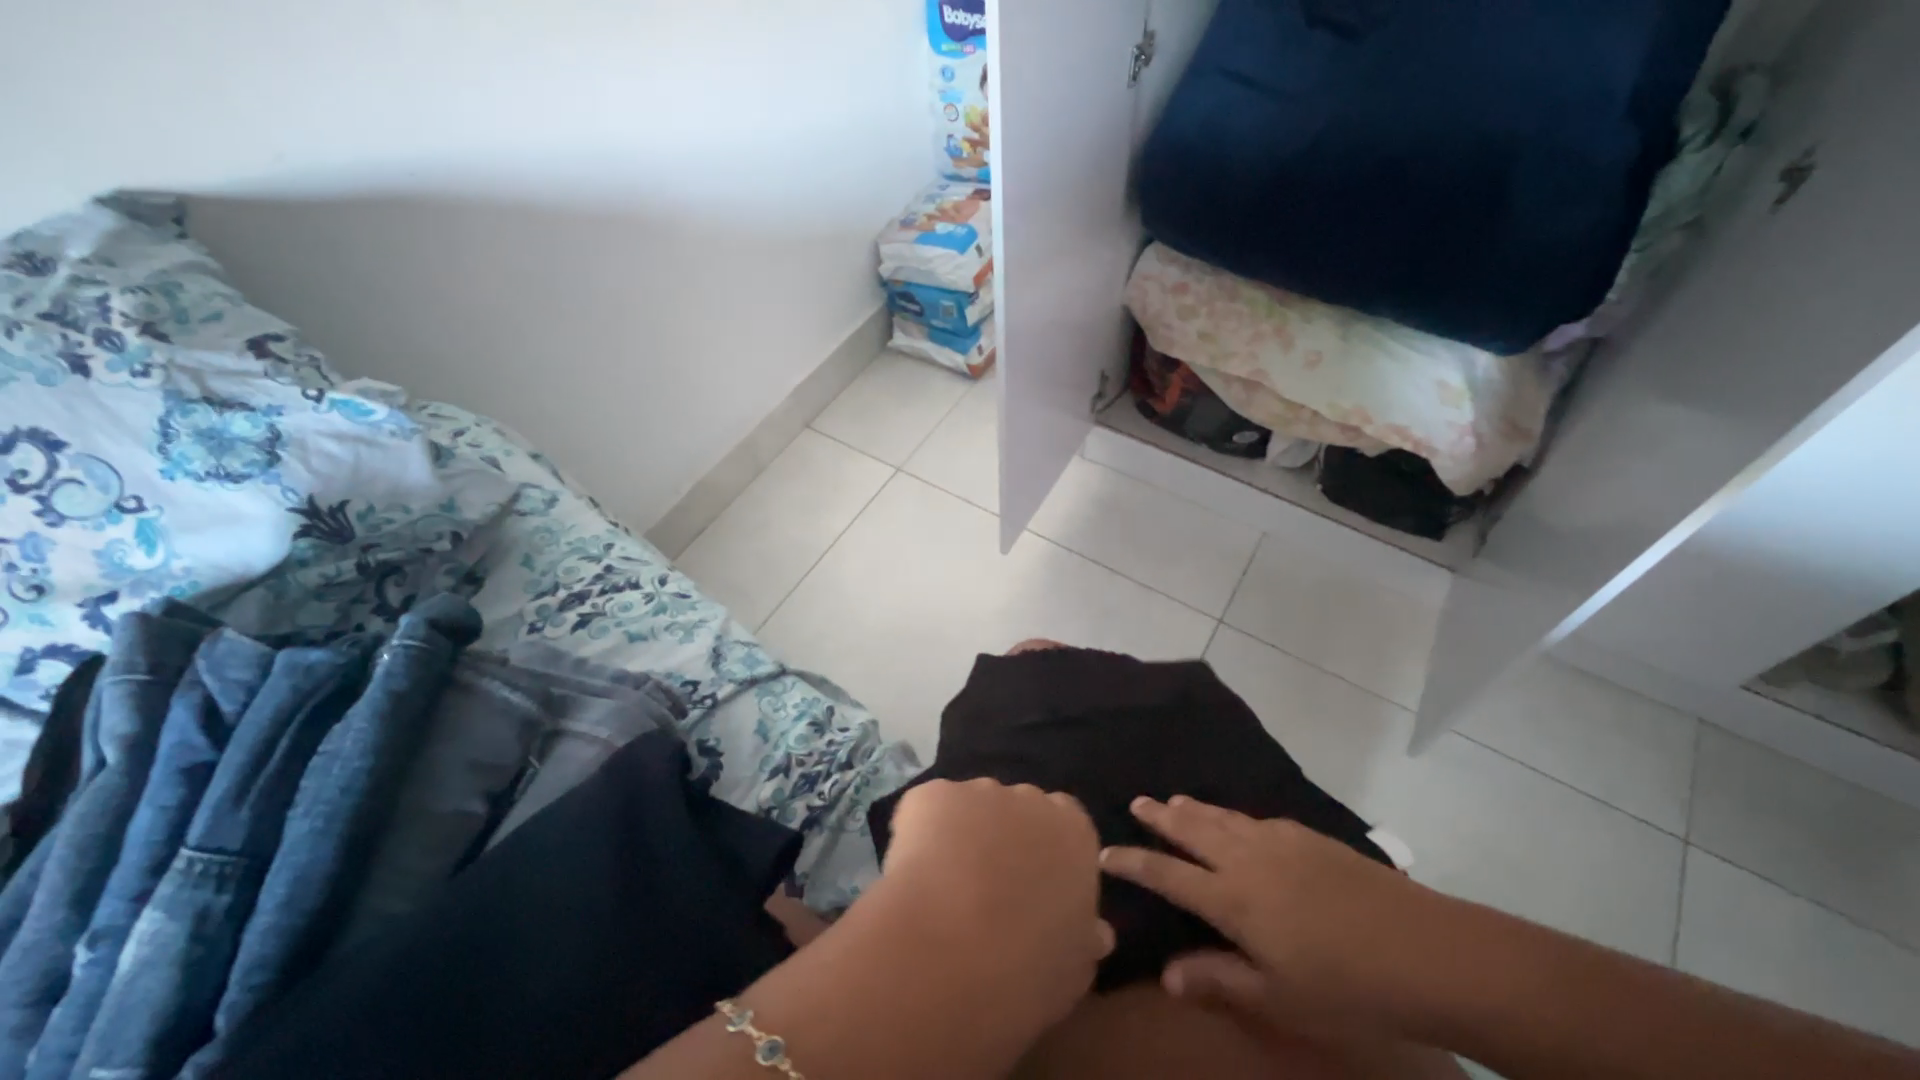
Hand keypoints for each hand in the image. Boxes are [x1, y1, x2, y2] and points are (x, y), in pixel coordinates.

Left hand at [879, 779, 1112, 1031]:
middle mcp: (1030, 799)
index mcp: (1075, 833)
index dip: (1046, 854)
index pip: (1066, 825)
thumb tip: (1095, 932)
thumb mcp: (1075, 968)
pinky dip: (917, 834)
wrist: (952, 948)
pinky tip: (912, 874)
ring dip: (959, 835)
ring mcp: (977, 791)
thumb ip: (1086, 938)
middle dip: (1003, 839)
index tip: (1031, 888)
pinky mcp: (929, 796)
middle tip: (985, 890)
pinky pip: (925, 811)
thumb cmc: (1029, 965)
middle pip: (1017, 810)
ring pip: (969, 808)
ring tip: (943, 887)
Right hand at [1099, 796, 1442, 1041]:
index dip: (1134, 862)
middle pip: (1193, 830)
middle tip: (1137, 802)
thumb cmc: (1346, 986)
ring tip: (1175, 800)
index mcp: (1232, 899)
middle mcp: (1249, 859)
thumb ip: (1219, 978)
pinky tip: (1239, 822)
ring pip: (1226, 818)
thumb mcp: (1277, 996)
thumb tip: (1166, 974)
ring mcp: (1283, 843)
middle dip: (1161, 817)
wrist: (1427, 950)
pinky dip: (1235, 816)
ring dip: (1196, 810)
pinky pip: (1258, 819)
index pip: (1168, 874)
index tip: (1105, 851)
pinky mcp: (1313, 839)